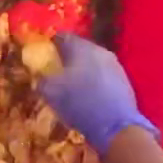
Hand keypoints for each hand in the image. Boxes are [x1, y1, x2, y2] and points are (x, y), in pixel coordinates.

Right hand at [38, 34, 159, 155]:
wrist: (115, 126)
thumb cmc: (79, 103)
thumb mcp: (50, 93)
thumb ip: (41, 80)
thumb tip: (38, 77)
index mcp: (81, 48)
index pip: (62, 37)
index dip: (51, 44)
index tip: (44, 54)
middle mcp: (100, 51)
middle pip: (80, 49)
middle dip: (67, 58)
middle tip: (56, 71)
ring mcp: (115, 65)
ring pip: (93, 62)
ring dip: (82, 70)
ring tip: (72, 85)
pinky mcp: (124, 81)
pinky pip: (103, 76)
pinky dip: (94, 82)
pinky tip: (89, 96)